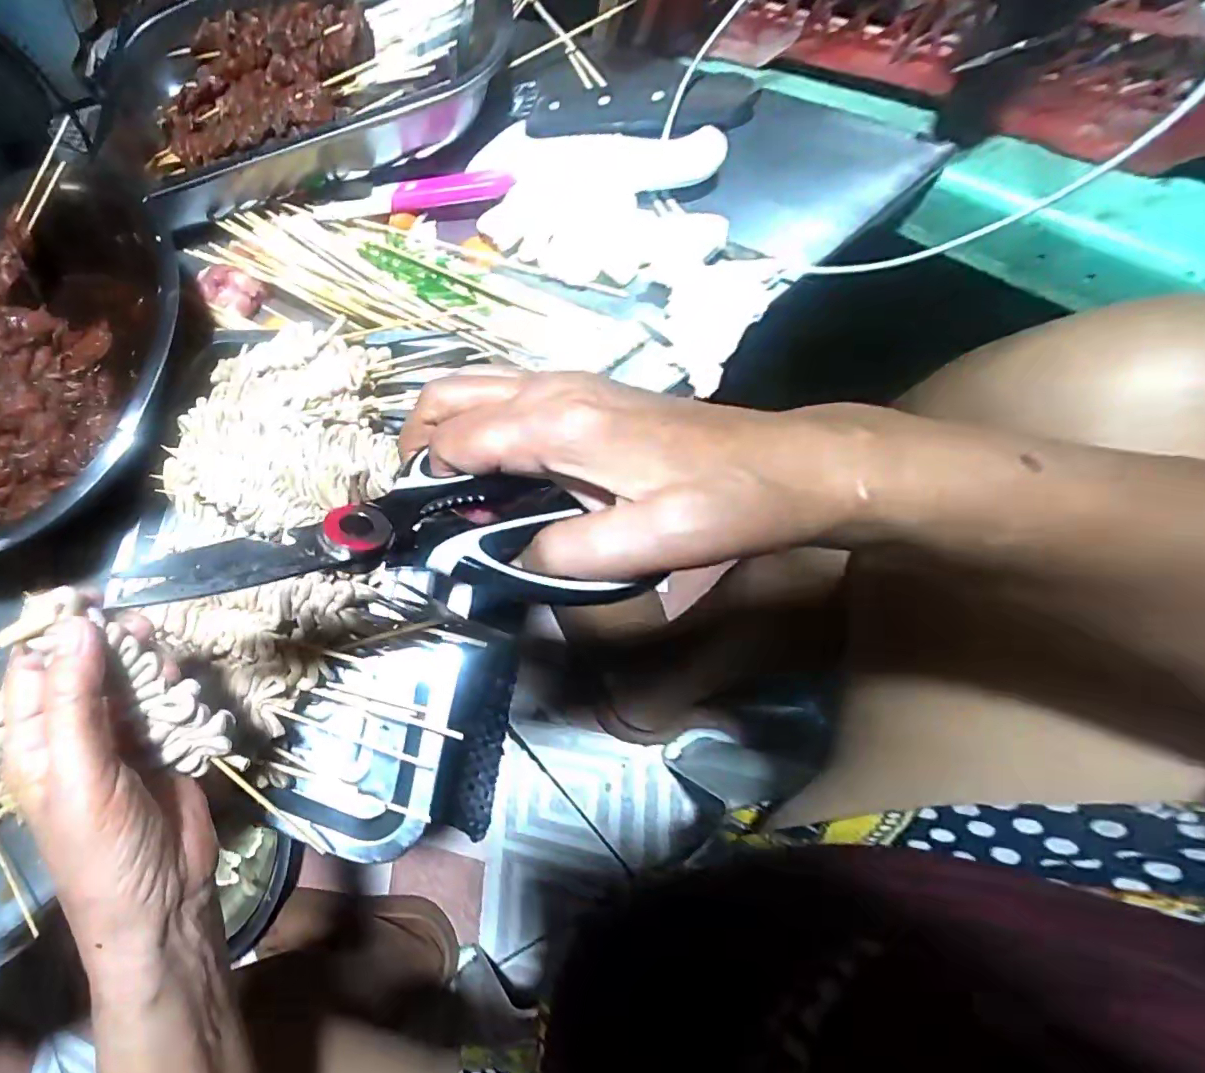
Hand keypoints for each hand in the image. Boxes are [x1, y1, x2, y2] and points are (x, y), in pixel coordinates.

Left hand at [0, 614, 220, 977]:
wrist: (165, 903)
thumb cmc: (103, 848)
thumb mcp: (79, 774)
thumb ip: (75, 699)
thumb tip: (78, 624)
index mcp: (34, 741)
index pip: (32, 669)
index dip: (55, 634)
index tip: (89, 603)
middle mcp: (72, 732)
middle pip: (84, 664)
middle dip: (107, 641)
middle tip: (134, 627)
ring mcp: (117, 737)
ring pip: (125, 676)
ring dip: (142, 660)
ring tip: (159, 657)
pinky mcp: (157, 742)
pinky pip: (159, 698)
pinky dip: (169, 686)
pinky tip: (179, 689)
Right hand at [400, 371, 884, 579]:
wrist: (788, 462)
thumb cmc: (722, 502)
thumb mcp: (649, 544)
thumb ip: (565, 555)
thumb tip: (506, 558)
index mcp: (557, 425)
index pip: (455, 440)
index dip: (433, 483)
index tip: (446, 525)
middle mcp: (547, 389)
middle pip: (444, 395)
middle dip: (416, 444)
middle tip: (428, 497)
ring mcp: (560, 382)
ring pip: (465, 388)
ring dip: (440, 432)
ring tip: (452, 484)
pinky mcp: (574, 389)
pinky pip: (494, 395)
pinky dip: (471, 426)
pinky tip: (494, 469)